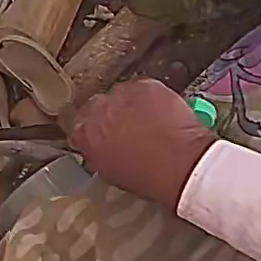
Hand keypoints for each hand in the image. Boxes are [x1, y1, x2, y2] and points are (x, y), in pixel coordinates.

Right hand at [68, 80, 217, 210]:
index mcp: (84, 133)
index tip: (105, 133)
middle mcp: (97, 109)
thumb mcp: (111, 173)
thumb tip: (101, 148)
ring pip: (122, 94)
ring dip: (132, 104)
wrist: (180, 163)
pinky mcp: (144, 85)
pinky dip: (152, 98)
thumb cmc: (149, 175)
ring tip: (150, 122)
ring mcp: (120, 94)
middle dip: (112, 114)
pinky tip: (162, 113)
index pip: (80, 124)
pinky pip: (144, 88)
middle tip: (130, 128)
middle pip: (98, 105)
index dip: (95, 129)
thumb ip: (98, 153)